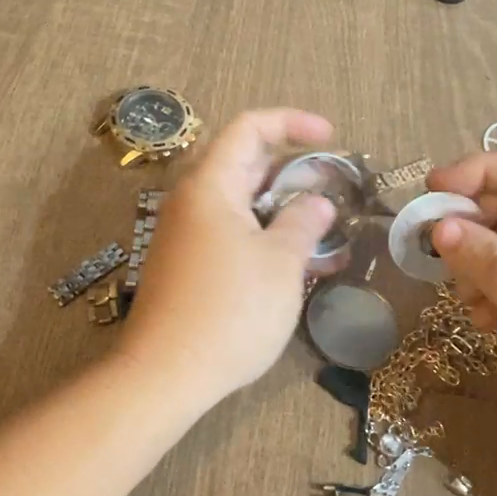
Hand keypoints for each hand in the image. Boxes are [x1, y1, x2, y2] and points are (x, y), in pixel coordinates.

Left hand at [120, 109, 338, 401]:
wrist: (165, 373)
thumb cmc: (230, 310)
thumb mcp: (280, 263)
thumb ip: (303, 223)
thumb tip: (317, 202)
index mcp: (209, 184)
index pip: (249, 128)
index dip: (292, 122)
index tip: (331, 138)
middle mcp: (190, 201)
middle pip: (241, 162)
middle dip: (289, 167)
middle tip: (328, 186)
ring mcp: (183, 234)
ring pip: (237, 202)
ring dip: (279, 207)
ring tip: (320, 228)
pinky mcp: (184, 265)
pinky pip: (227, 232)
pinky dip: (261, 235)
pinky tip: (292, 261)